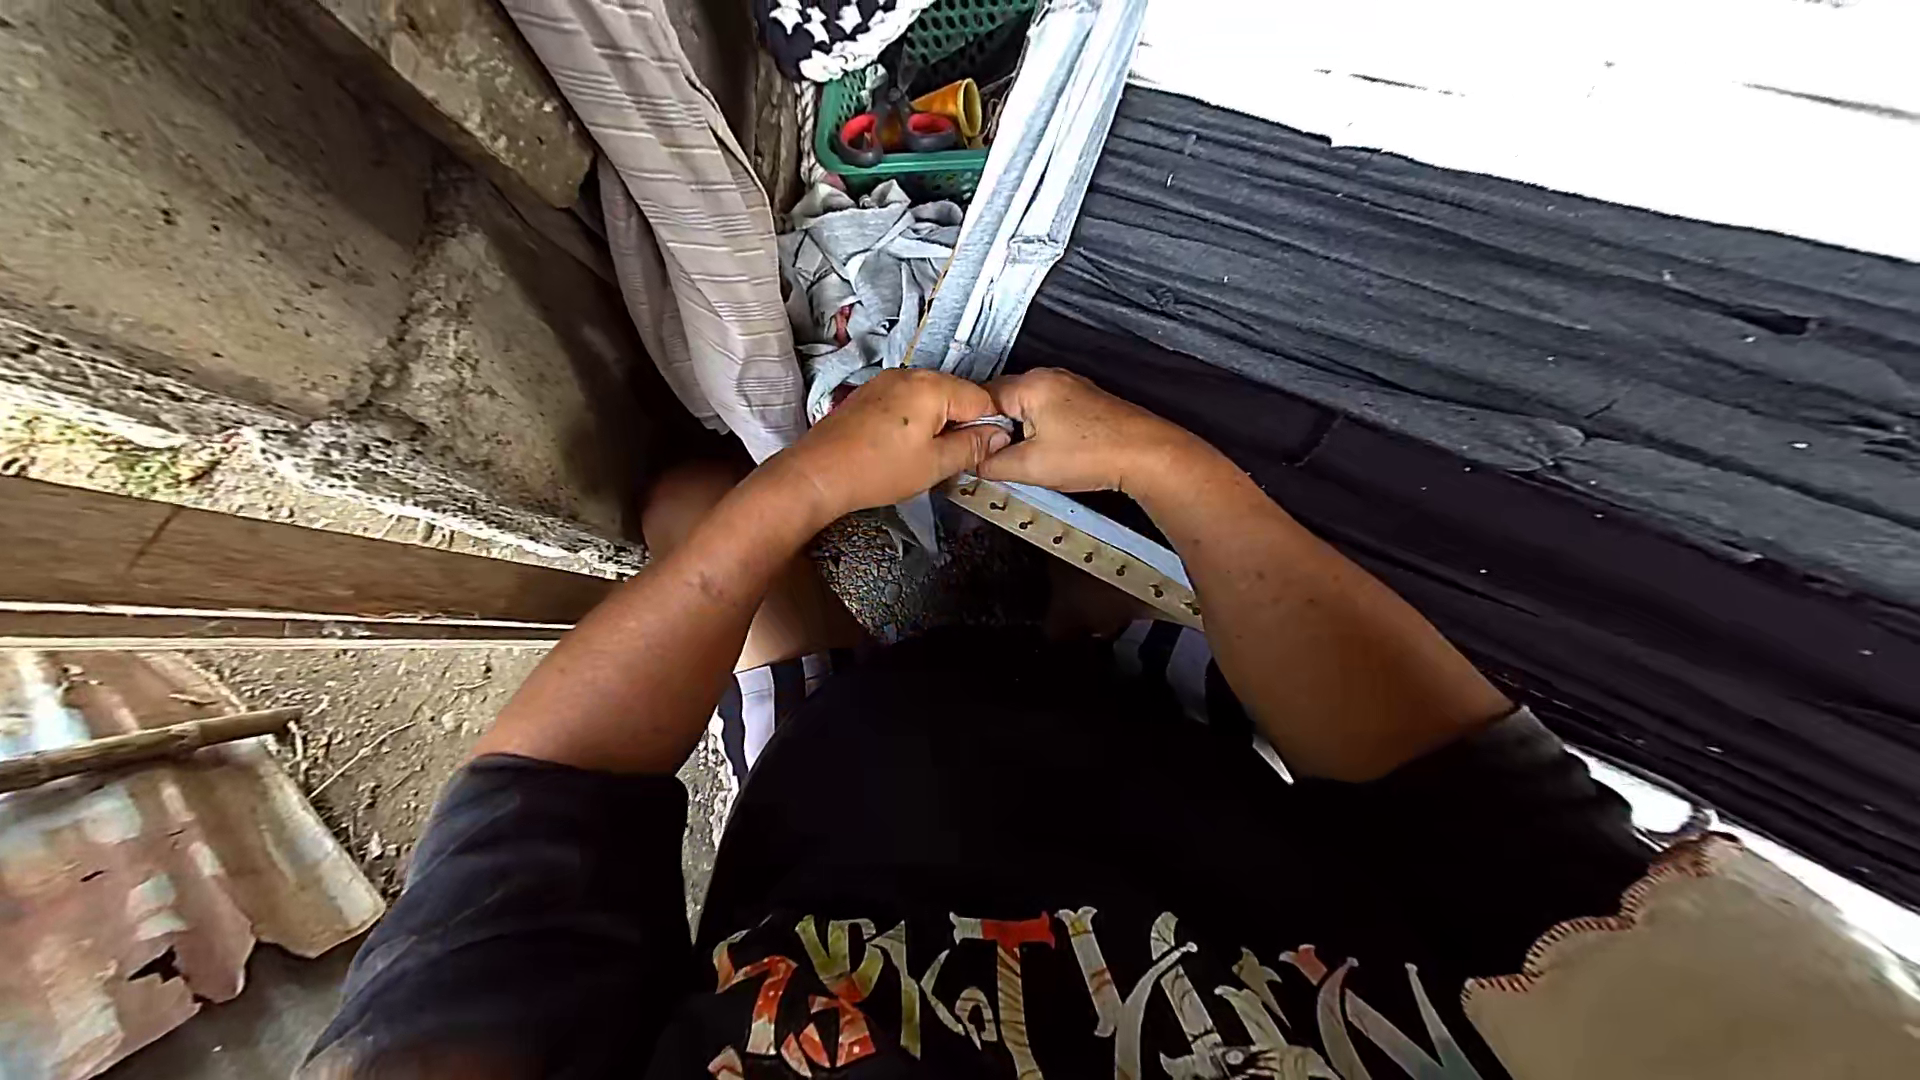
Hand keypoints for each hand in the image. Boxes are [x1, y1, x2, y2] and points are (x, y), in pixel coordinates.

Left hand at [771, 368, 1009, 522]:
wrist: (818, 473)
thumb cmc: (877, 470)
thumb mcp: (935, 465)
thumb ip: (973, 447)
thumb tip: (999, 435)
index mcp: (933, 386)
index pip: (982, 399)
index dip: (989, 427)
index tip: (983, 451)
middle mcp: (911, 374)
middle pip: (956, 394)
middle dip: (962, 424)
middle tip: (953, 458)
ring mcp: (888, 381)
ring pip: (932, 398)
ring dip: (939, 424)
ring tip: (926, 456)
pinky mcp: (871, 393)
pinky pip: (908, 401)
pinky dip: (916, 421)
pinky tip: (904, 446)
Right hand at [977, 368, 1202, 494]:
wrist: (1144, 456)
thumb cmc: (1098, 453)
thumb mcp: (1029, 467)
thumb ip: (991, 463)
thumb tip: (976, 462)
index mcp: (1032, 385)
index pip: (981, 398)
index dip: (972, 426)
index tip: (970, 447)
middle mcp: (1050, 378)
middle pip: (1003, 401)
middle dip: (996, 430)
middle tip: (995, 458)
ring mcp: (1069, 387)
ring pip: (1026, 408)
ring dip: (1019, 432)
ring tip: (1028, 458)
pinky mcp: (1083, 401)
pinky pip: (1047, 412)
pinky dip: (1041, 431)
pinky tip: (1050, 453)